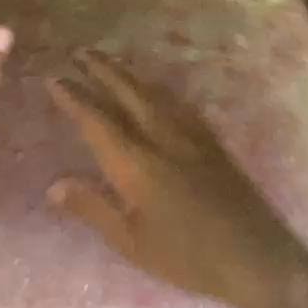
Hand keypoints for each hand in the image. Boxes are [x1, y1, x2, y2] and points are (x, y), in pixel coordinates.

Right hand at [48, 52, 307, 307]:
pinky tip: (154, 89)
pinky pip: (176, 101)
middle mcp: (161, 137)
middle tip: (80, 52)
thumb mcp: (131, 242)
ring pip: (152, 92)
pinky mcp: (210, 140)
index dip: (74, 98)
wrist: (254, 255)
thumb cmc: (186, 256)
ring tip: (109, 60)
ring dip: (127, 73)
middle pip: (127, 93)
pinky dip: (156, 88)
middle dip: (101, 70)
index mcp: (135, 163)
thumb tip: (54, 185)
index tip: (55, 79)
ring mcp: (189, 134)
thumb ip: (93, 207)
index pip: (97, 120)